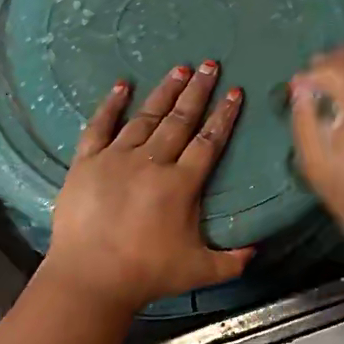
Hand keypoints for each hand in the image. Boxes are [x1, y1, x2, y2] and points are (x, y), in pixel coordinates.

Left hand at [41, 61, 254, 310]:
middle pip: (180, 120)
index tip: (234, 92)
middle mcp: (151, 162)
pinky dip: (110, 105)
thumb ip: (232, 261)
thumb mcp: (200, 272)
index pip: (208, 141)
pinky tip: (121, 85)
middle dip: (198, 91)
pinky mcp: (86, 162)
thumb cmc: (146, 274)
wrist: (89, 278)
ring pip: (145, 117)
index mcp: (180, 184)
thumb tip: (256, 250)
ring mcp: (116, 158)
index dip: (223, 116)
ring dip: (164, 92)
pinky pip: (99, 126)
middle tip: (210, 65)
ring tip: (179, 69)